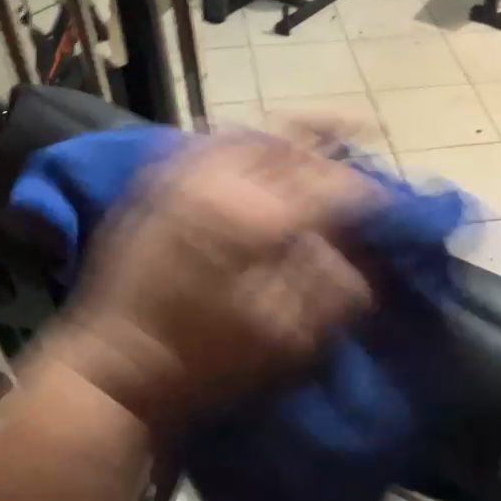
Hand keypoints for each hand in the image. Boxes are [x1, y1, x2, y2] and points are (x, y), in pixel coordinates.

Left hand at [34, 133, 379, 430]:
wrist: (113, 369)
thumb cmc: (205, 363)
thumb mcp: (284, 338)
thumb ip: (332, 290)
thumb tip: (367, 262)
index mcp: (262, 222)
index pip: (336, 187)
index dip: (370, 192)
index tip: (387, 203)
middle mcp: (224, 183)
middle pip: (296, 141)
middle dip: (335, 143)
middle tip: (360, 142)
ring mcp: (183, 177)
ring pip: (252, 131)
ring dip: (291, 135)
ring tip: (315, 140)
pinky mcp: (155, 185)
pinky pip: (207, 141)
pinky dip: (242, 139)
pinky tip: (255, 151)